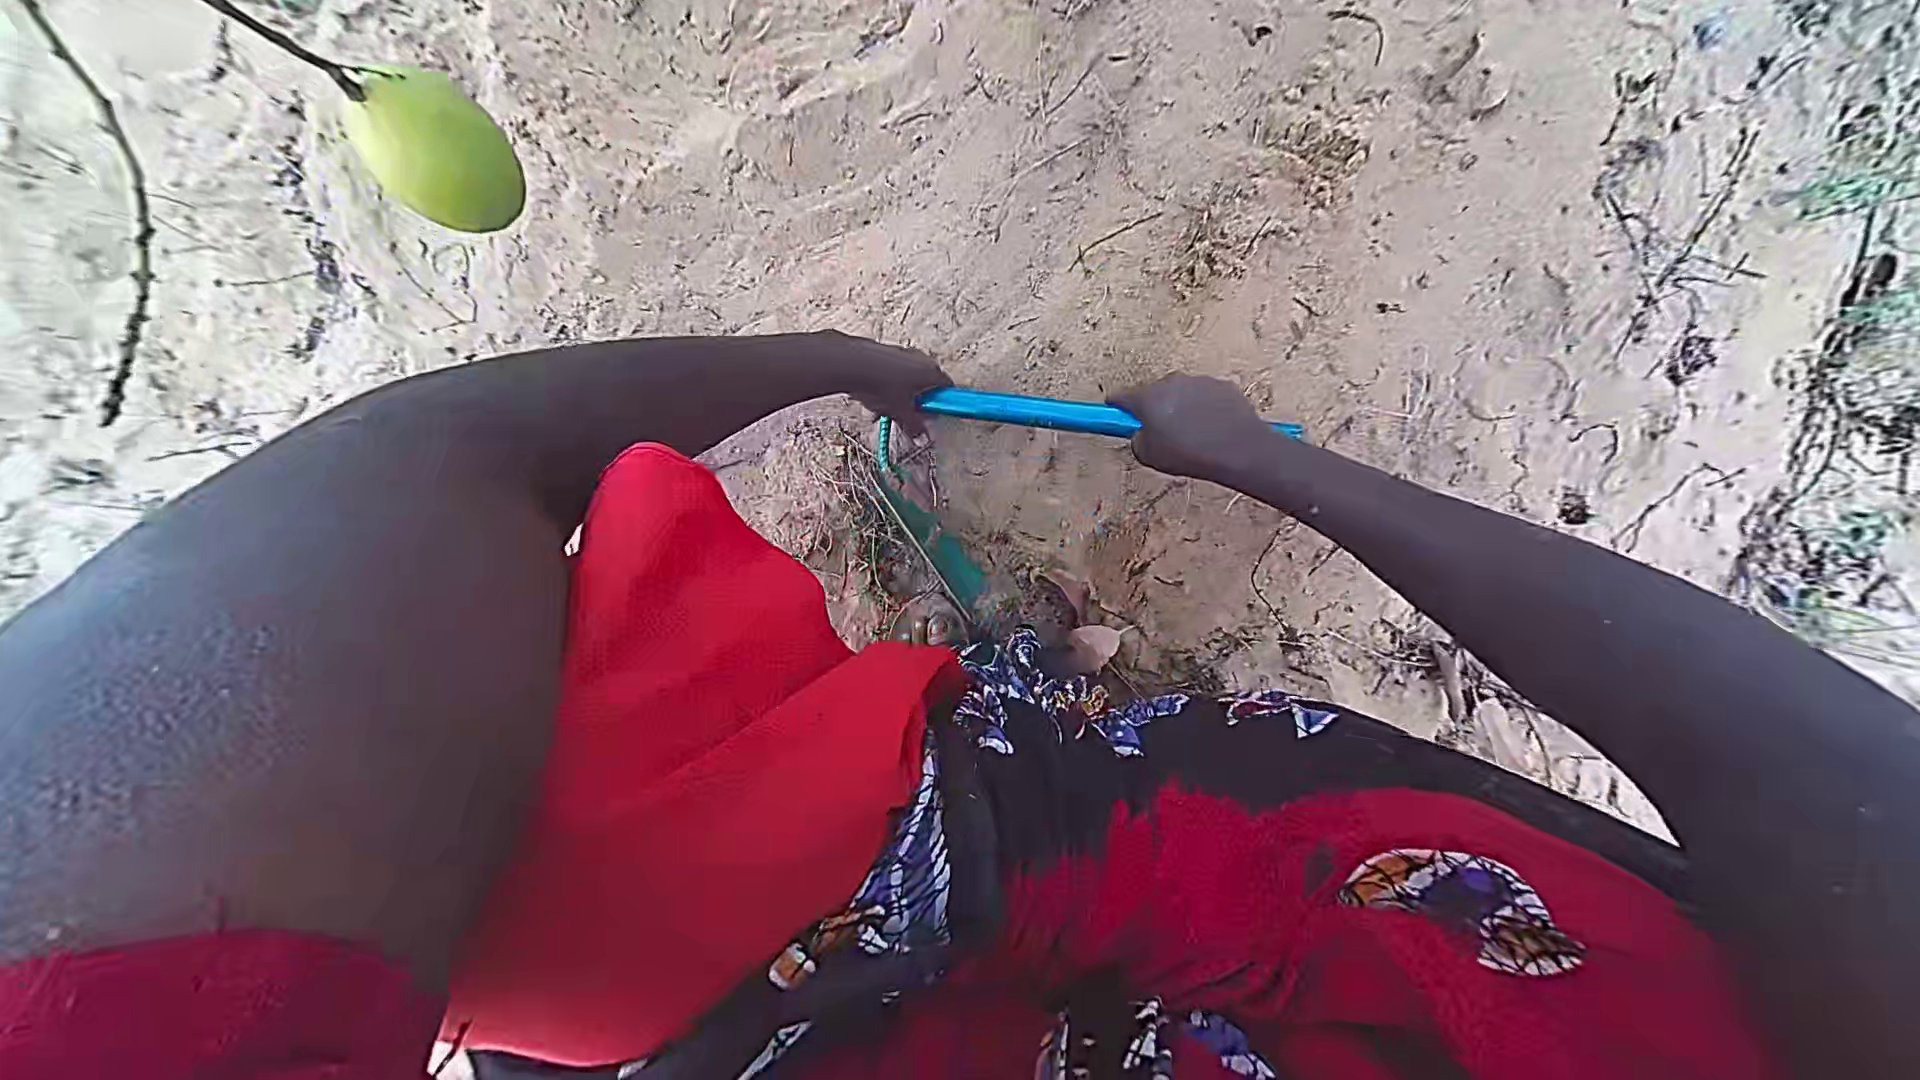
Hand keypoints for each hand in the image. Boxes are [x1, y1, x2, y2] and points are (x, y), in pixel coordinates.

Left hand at [809, 330, 951, 435]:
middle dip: (919, 401)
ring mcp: (903, 353)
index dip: (942, 405)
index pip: (947, 389)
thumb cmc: (881, 384)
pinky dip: (887, 385)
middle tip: (910, 416)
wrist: (852, 364)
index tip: (933, 416)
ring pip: (907, 379)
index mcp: (932, 373)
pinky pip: (892, 372)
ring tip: (886, 409)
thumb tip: (921, 435)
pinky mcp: (885, 352)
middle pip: (927, 384)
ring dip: (901, 395)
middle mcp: (921, 359)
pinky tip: (875, 398)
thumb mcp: (901, 413)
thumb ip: (914, 426)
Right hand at [1110, 374, 1272, 478]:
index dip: (1116, 408)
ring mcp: (1198, 381)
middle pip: (1152, 393)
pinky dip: (1203, 408)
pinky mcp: (1221, 385)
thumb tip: (1141, 434)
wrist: (1239, 449)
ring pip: (1180, 393)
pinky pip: (1204, 396)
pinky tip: (1210, 429)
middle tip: (1160, 434)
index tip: (1115, 415)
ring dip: (1179, 409)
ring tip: (1190, 436)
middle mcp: (1170, 382)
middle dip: (1153, 409)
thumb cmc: (1189, 454)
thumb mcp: (1148, 456)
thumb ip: (1137, 440)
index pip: (1120, 397)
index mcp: (1147, 398)